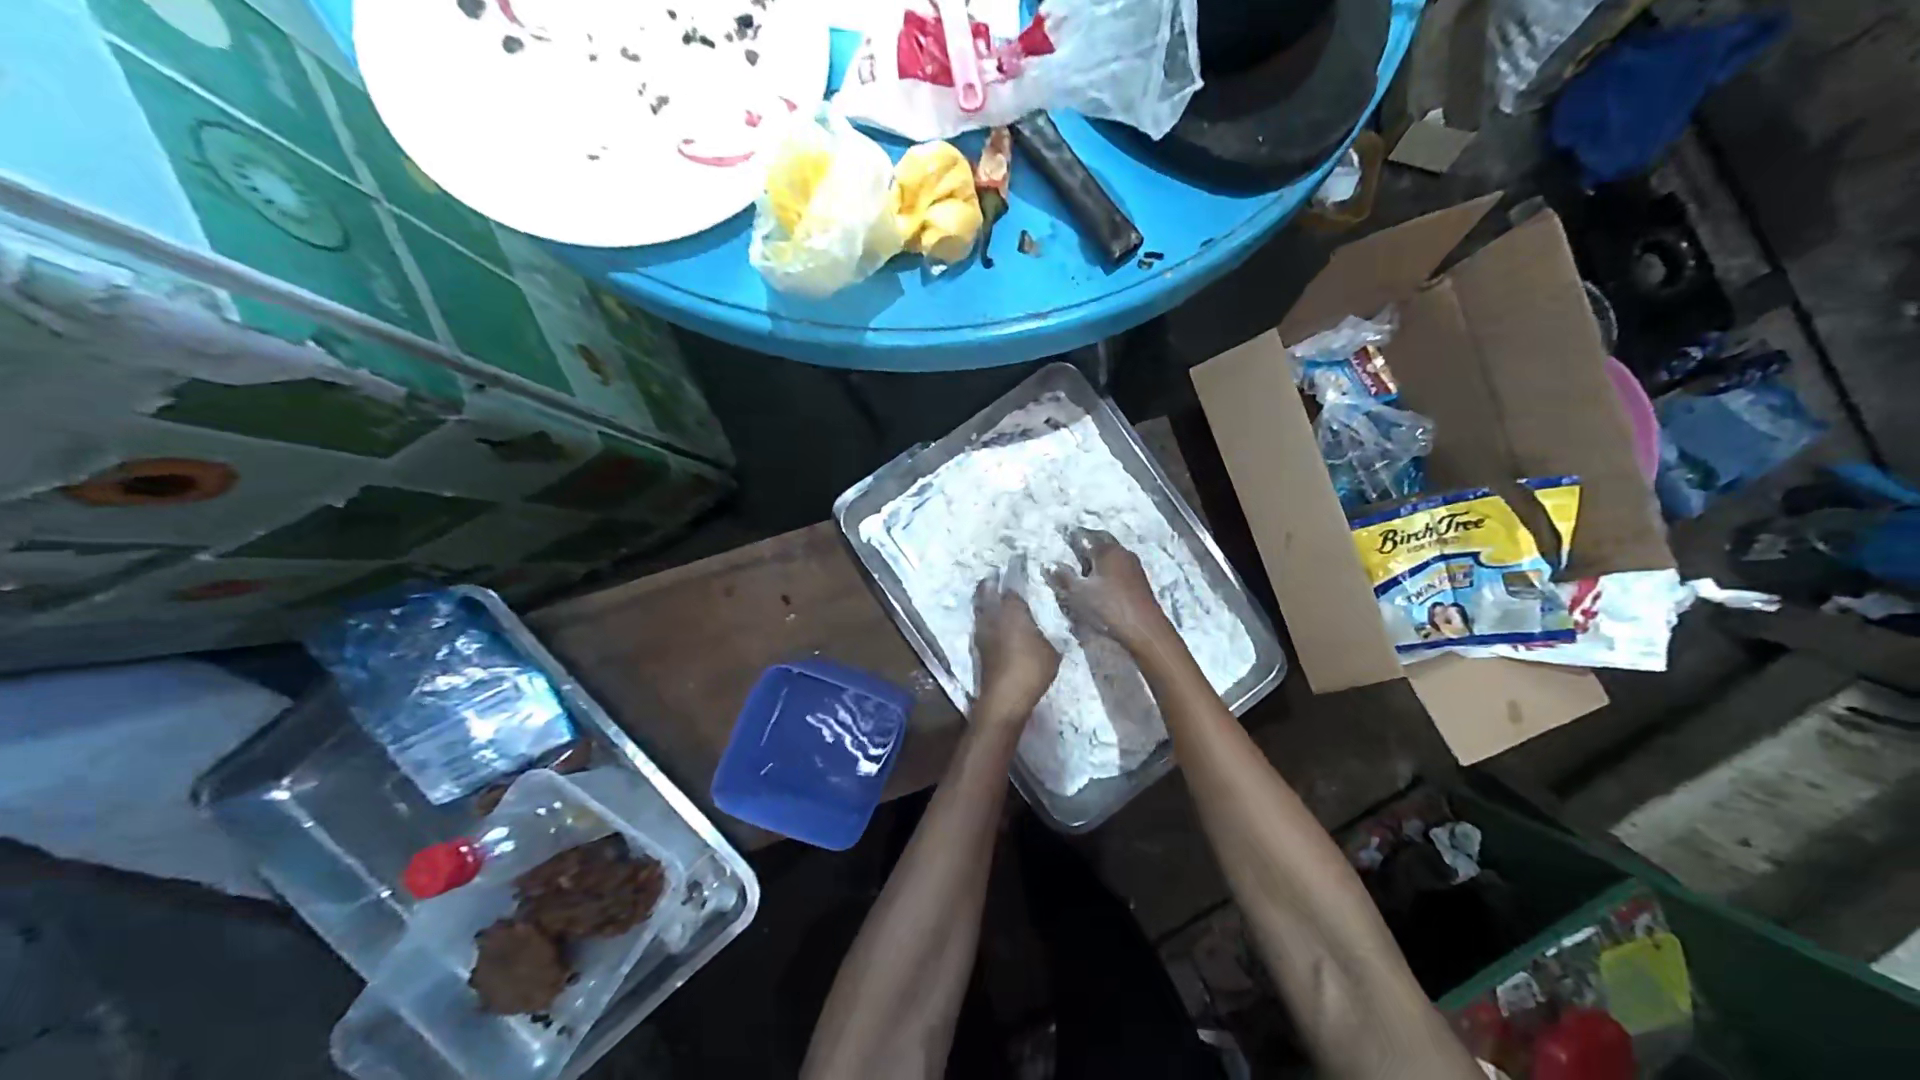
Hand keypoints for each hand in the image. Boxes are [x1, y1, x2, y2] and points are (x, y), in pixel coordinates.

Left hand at [970, 574, 1059, 724]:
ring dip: (986, 597)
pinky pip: (981, 622)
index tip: (1021, 561)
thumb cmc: (1032, 669)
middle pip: (988, 590)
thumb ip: (1053, 629)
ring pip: (981, 606)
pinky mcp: (978, 646)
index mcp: (1012, 610)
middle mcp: (993, 615)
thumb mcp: (1053, 648)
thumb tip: (1057, 617)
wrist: (1004, 699)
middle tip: (1000, 573)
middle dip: (993, 580)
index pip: (1013, 583)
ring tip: (996, 593)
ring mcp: (981, 631)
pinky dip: (986, 615)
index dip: (1017, 571)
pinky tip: (996, 620)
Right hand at [1048, 530, 1172, 651]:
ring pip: (1111, 556)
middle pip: (1101, 544)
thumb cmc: (1108, 607)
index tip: (1061, 536)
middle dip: (1087, 545)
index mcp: (1107, 550)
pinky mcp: (1139, 582)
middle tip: (1072, 549)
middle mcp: (1123, 552)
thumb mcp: (1078, 593)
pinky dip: (1107, 570)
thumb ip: (1062, 576)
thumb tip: (1049, 563)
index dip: (1071, 537)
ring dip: (1098, 559)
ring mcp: (1134, 566)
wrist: (1144, 630)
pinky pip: (1118, 569)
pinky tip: (1100, 581)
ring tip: (1083, 567)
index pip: (1085, 536)